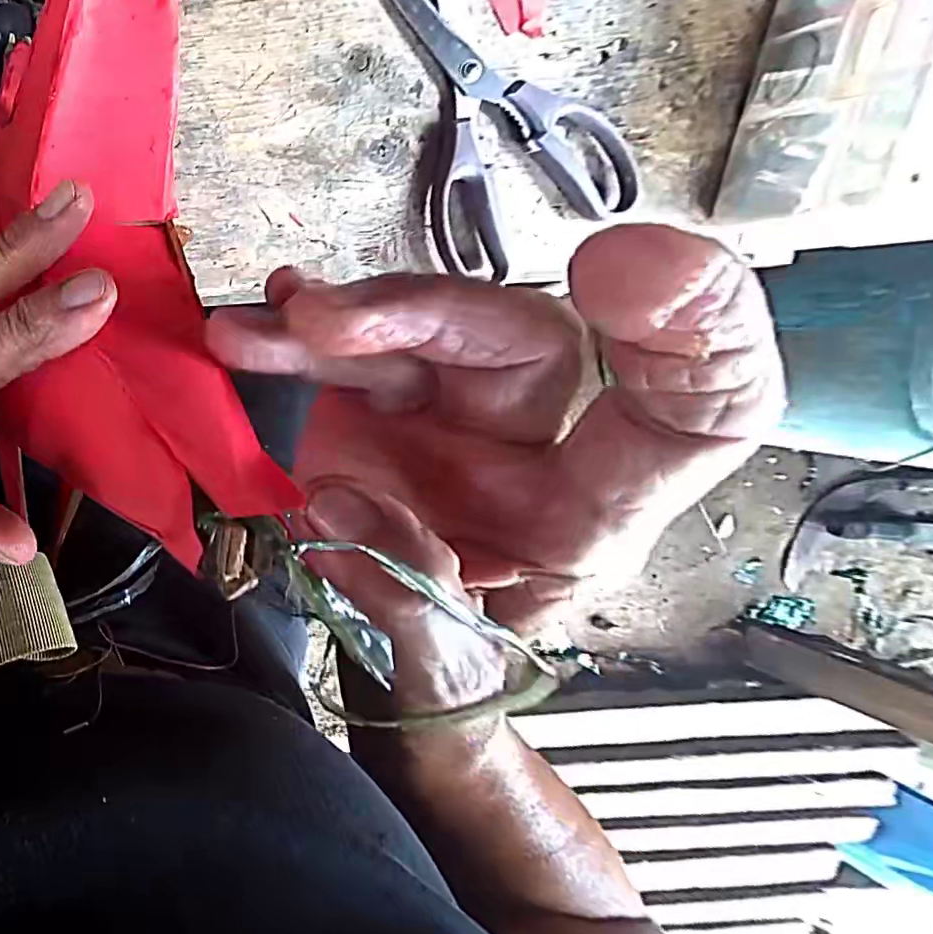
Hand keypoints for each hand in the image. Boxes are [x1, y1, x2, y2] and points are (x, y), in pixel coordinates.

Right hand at [208, 226, 784, 702]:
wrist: (382, 661)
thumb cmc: (443, 670)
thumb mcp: (445, 666)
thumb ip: (407, 599)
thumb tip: (338, 506)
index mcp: (586, 514)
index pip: (688, 411)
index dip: (688, 332)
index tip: (625, 263)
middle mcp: (522, 446)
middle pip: (507, 338)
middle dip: (413, 316)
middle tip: (317, 324)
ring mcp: (438, 418)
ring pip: (401, 339)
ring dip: (315, 332)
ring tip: (244, 336)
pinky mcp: (367, 411)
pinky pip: (340, 356)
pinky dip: (297, 335)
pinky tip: (271, 312)